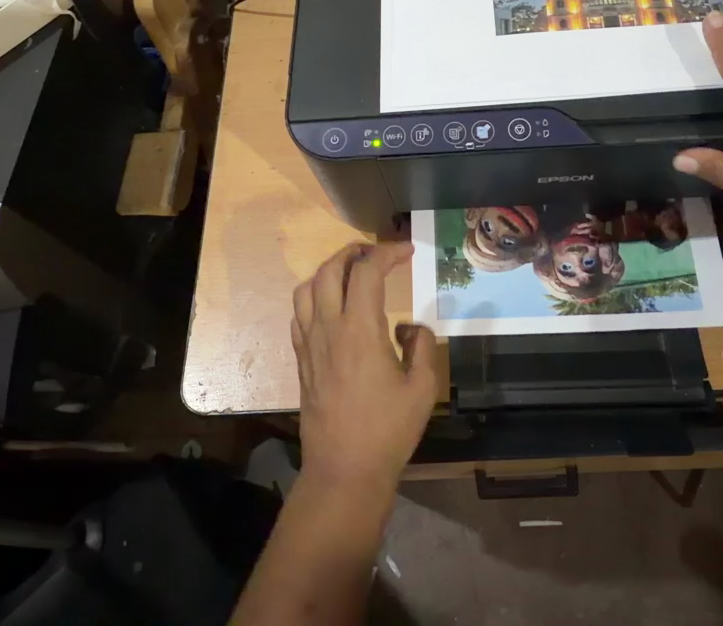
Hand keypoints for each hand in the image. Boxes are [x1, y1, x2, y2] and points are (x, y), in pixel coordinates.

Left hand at [290, 243, 437, 493]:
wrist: (344, 469)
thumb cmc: (388, 430)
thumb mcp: (423, 389)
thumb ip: (423, 347)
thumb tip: (409, 326)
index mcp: (360, 330)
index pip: (368, 272)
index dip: (388, 253)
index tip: (407, 251)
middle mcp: (329, 328)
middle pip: (331, 270)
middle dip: (354, 252)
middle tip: (378, 254)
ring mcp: (309, 343)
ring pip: (307, 288)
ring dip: (329, 270)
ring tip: (352, 273)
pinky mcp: (301, 359)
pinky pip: (299, 314)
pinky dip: (315, 297)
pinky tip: (332, 307)